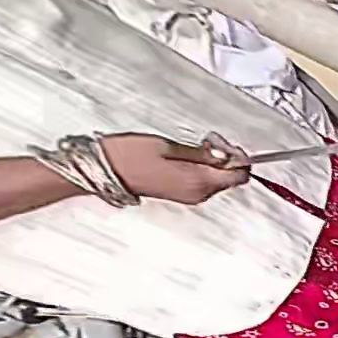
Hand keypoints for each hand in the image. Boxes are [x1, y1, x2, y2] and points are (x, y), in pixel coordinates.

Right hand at [101, 133, 249, 204]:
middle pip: (229, 178)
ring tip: (197, 146)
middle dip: (226, 159)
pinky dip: (202, 170)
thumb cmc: (126, 155)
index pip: (239, 176)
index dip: (239, 159)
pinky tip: (187, 157)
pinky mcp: (181, 195)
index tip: (228, 145)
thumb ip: (201, 152)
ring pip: (216, 180)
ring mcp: (191, 197)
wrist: (98, 169)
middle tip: (211, 140)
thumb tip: (225, 155)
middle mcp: (200, 194)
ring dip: (213, 163)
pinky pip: (202, 183)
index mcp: (200, 182)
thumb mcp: (167, 146)